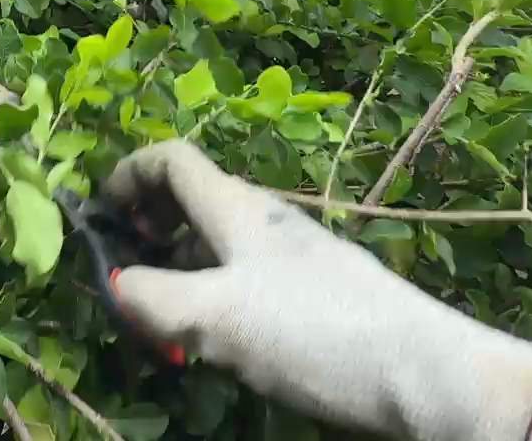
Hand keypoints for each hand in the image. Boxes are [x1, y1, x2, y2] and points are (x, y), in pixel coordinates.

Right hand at [103, 140, 531, 440]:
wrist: (429, 373)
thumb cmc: (312, 331)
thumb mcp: (218, 319)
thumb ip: (154, 299)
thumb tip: (114, 283)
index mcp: (235, 206)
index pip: (170, 158)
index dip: (127, 174)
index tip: (101, 215)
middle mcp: (262, 215)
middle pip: (191, 193)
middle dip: (148, 221)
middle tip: (128, 267)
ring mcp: (292, 250)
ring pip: (217, 236)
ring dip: (178, 259)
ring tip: (164, 309)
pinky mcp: (315, 285)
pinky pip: (243, 268)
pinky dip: (212, 284)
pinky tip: (218, 331)